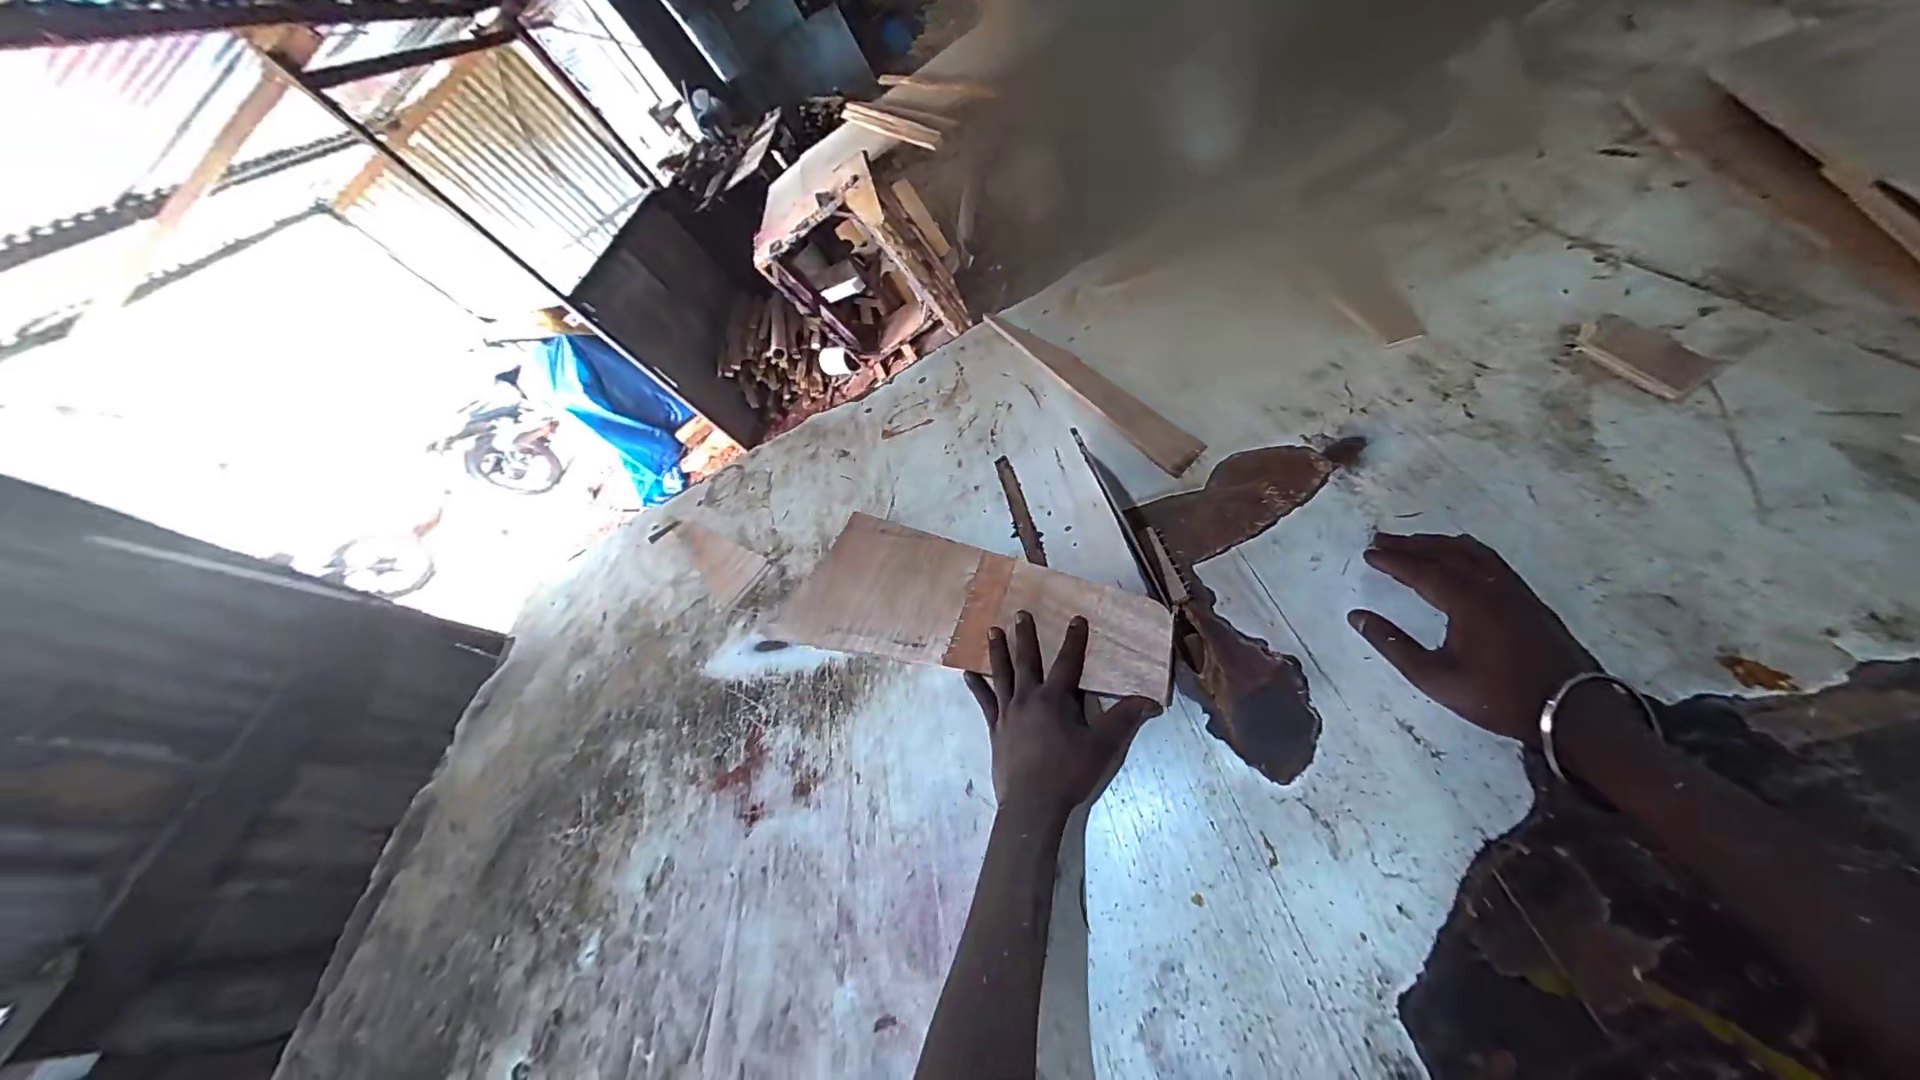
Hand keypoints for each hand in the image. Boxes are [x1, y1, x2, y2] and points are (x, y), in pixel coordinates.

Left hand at [964, 612, 1161, 817]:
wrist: (1032, 803)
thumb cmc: (1069, 773)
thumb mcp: (1102, 746)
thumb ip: (1124, 719)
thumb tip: (1151, 701)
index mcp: (1055, 699)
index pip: (1068, 662)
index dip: (1074, 640)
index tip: (1076, 619)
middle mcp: (1028, 698)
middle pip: (1028, 660)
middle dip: (1026, 635)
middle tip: (1020, 613)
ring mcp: (1008, 713)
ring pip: (1002, 674)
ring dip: (999, 651)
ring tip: (992, 630)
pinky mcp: (995, 729)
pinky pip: (985, 702)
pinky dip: (977, 687)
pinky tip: (967, 674)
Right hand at [1347, 533, 1599, 743]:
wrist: (1571, 711)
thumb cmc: (1496, 695)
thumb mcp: (1432, 676)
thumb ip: (1391, 643)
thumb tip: (1357, 616)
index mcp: (1468, 603)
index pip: (1422, 571)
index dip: (1393, 561)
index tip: (1369, 554)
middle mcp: (1492, 588)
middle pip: (1447, 554)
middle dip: (1412, 545)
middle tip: (1382, 540)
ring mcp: (1515, 592)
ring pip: (1473, 553)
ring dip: (1439, 544)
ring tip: (1415, 543)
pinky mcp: (1528, 600)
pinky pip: (1491, 562)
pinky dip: (1465, 552)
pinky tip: (1459, 559)